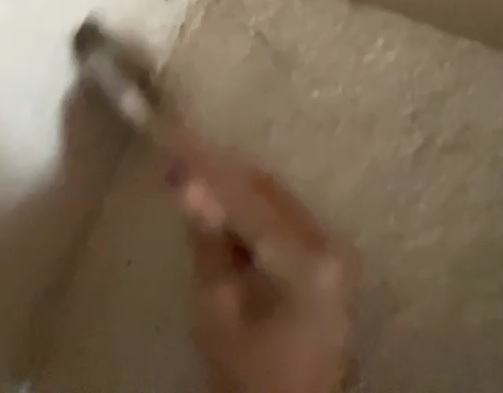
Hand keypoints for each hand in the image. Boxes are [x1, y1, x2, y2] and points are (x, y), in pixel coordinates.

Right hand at [174, 140, 353, 392]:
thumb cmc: (250, 370)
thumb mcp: (218, 309)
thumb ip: (207, 240)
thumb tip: (186, 182)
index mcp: (305, 261)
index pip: (244, 197)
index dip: (204, 164)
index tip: (168, 134)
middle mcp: (329, 244)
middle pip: (260, 189)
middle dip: (214, 169)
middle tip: (170, 155)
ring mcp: (333, 249)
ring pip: (269, 196)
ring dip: (228, 184)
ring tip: (184, 172)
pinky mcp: (328, 257)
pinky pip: (279, 214)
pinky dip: (245, 204)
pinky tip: (215, 201)